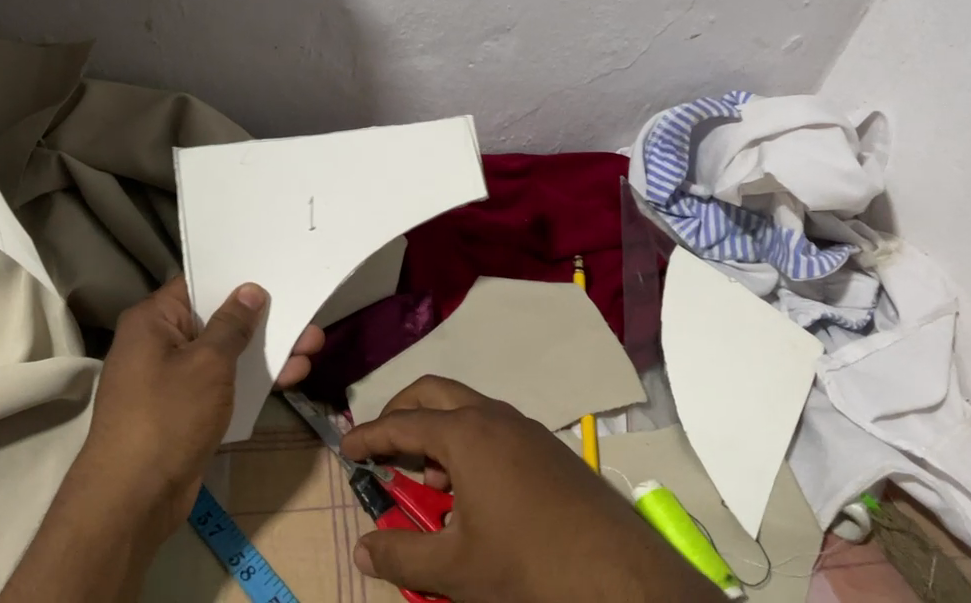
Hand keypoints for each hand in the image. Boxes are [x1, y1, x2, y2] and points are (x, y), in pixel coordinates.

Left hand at [74, 277, 322, 540]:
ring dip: (264, 352)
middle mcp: (157, 343)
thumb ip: (232, 325)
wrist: (134, 498)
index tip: (273, 272)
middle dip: (262, 321)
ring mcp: (170, 379)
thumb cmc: (168, 415)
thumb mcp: (208, 363)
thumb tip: (249, 291)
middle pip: (216, 320)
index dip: (235, 278)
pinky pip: (221, 383)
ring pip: (224, 354)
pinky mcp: (184, 410)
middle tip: (306, 316)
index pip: (197, 284)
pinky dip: (251, 380)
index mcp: (152, 320)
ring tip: (312, 348)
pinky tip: (290, 376)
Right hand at [340, 377, 723, 602]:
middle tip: (383, 442)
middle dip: (402, 411)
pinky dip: (470, 442)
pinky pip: (495, 427)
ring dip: (439, 429)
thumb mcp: (455, 569)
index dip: (369, 436)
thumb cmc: (529, 566)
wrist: (623, 578)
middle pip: (434, 392)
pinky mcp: (550, 449)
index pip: (401, 424)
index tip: (346, 449)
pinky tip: (475, 492)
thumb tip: (360, 549)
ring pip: (468, 408)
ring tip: (431, 477)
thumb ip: (401, 555)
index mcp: (465, 434)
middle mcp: (494, 417)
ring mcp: (527, 429)